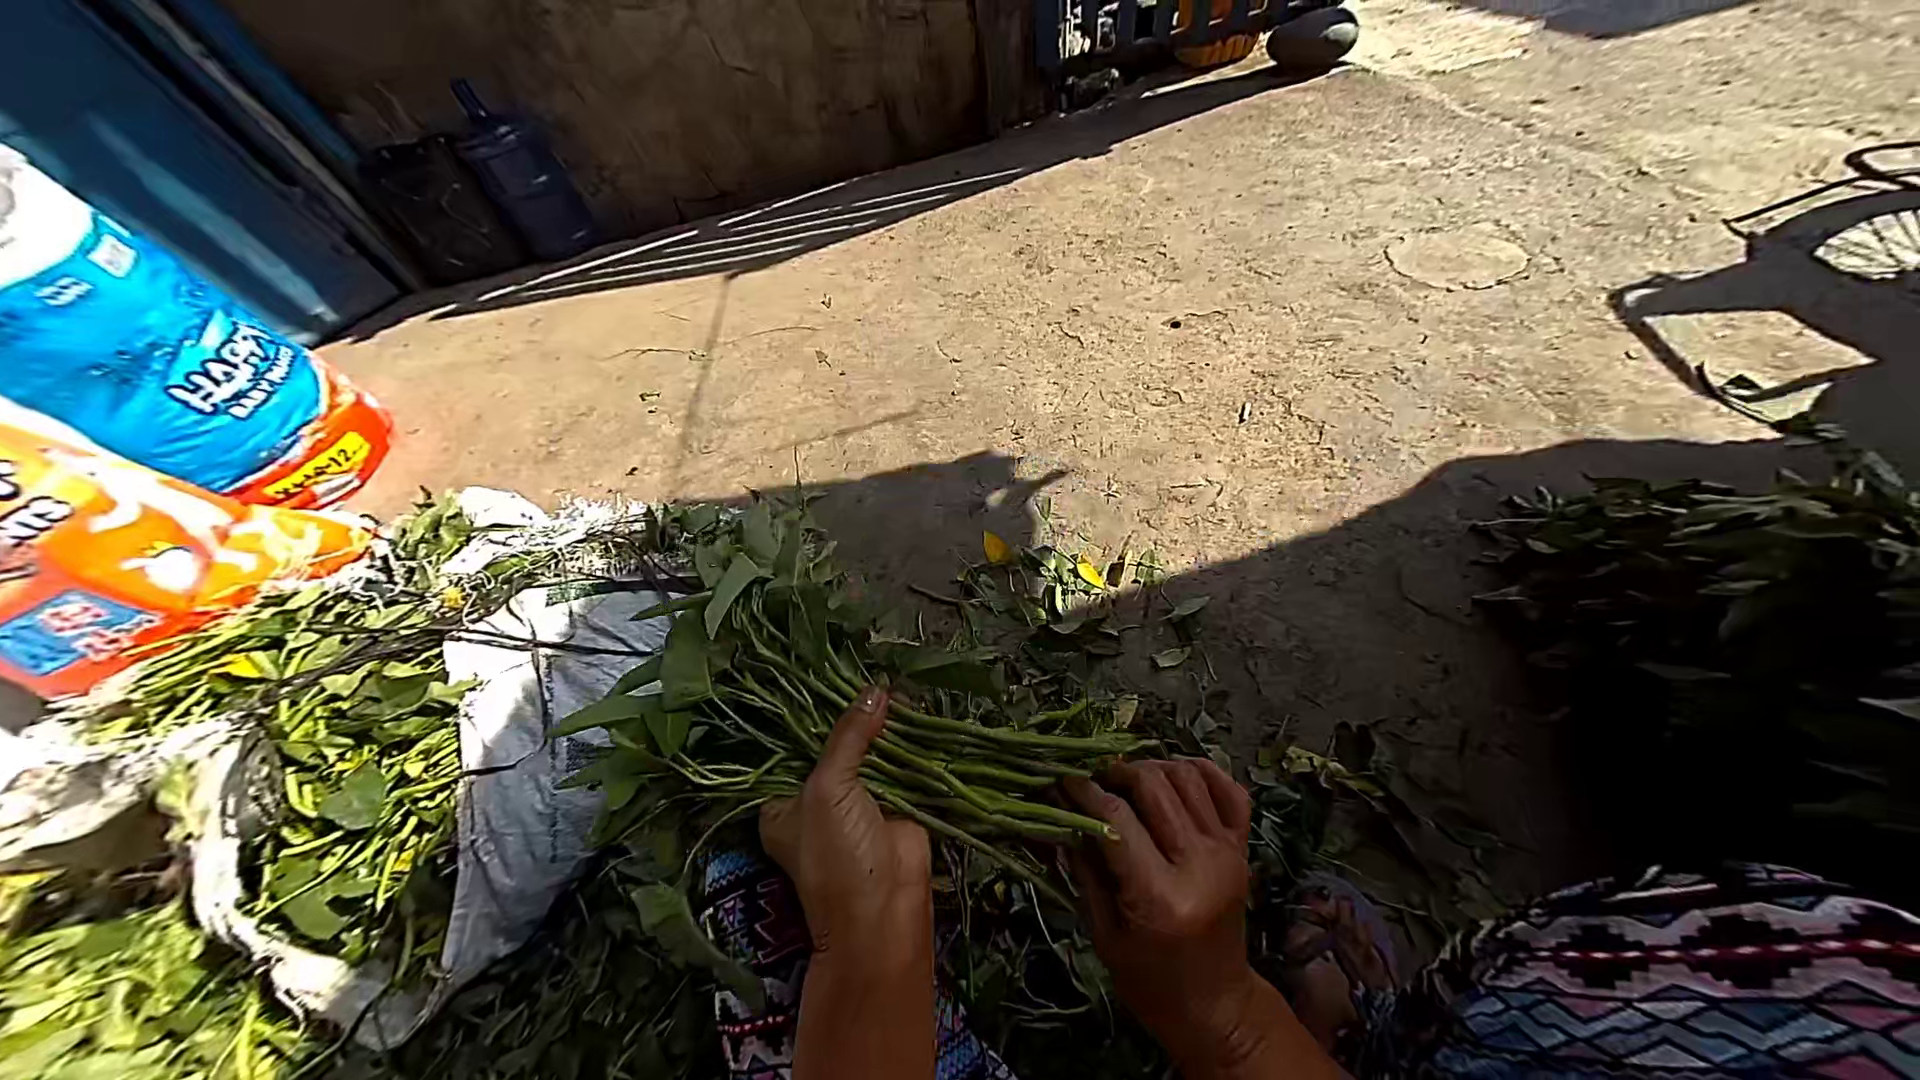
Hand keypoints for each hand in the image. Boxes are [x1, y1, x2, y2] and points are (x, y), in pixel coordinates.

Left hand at [760, 686, 934, 1079]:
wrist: (886, 911)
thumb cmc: (836, 855)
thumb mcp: (828, 788)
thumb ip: (849, 736)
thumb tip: (876, 689)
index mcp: (785, 799)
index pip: (794, 745)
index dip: (813, 713)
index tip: (831, 674)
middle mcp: (818, 796)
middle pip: (836, 744)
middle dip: (853, 715)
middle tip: (869, 673)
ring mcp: (858, 799)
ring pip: (870, 752)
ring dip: (883, 725)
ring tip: (896, 684)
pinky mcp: (894, 801)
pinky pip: (899, 764)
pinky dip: (907, 742)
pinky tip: (916, 711)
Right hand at [1066, 760, 1337, 1079]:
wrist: (1218, 1009)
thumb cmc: (1151, 981)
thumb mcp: (1104, 933)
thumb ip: (1084, 868)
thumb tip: (1059, 810)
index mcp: (1161, 897)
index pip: (1115, 818)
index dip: (1083, 791)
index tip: (1061, 779)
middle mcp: (1200, 865)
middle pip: (1152, 785)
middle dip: (1114, 772)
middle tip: (1093, 778)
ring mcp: (1227, 852)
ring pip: (1186, 776)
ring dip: (1151, 766)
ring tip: (1127, 778)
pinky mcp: (1242, 848)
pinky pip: (1229, 789)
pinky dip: (1201, 770)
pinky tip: (1174, 773)